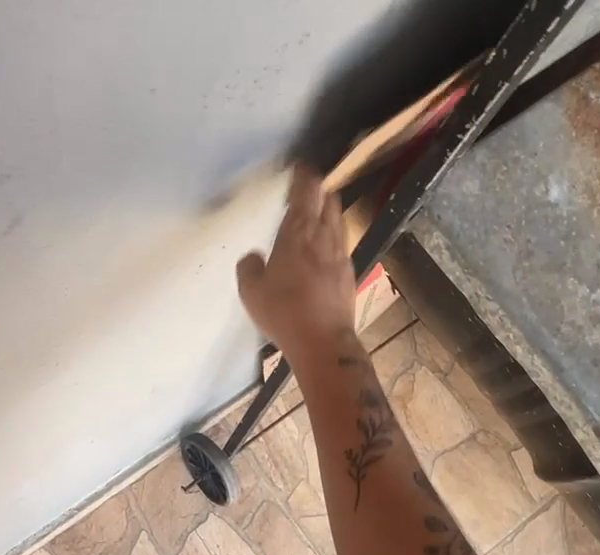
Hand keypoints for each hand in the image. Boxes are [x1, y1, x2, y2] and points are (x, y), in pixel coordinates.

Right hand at [236, 167, 359, 363]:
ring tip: (317, 219)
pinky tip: (325, 251)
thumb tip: (254, 256)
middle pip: (329, 201)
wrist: (322, 342)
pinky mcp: (349, 275)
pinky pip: (342, 246)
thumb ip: (249, 267)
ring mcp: (341, 256)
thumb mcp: (251, 291)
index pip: (307, 191)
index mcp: (298, 233)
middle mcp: (324, 237)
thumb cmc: (284, 313)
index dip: (304, 176)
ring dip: (328, 214)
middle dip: (319, 192)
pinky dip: (333, 240)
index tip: (300, 168)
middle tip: (307, 193)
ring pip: (338, 222)